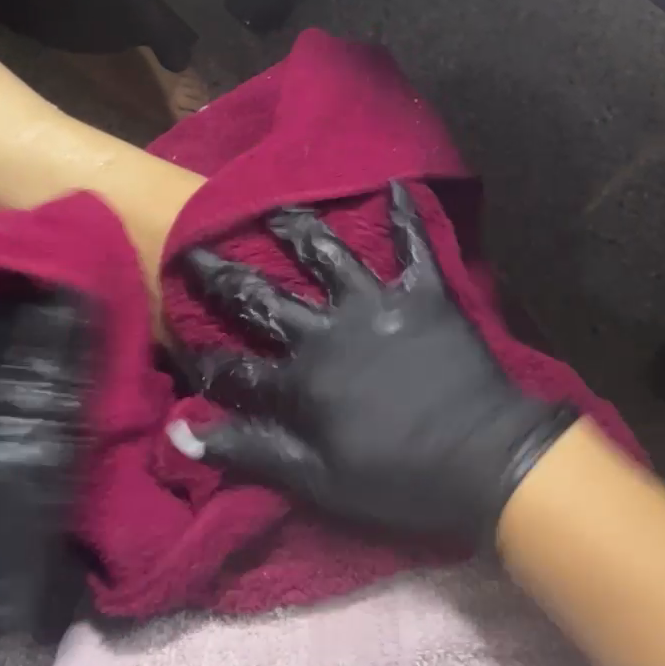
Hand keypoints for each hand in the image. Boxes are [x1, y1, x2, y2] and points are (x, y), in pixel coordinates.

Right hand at [171, 182, 576, 544]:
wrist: (484, 459)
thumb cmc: (399, 480)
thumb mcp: (317, 483)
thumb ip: (249, 452)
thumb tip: (179, 430)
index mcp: (301, 384)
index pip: (236, 371)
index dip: (205, 361)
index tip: (179, 339)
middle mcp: (330, 333)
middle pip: (264, 299)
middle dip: (223, 276)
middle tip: (193, 247)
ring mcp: (378, 305)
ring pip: (328, 256)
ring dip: (297, 229)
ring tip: (273, 207)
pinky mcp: (425, 293)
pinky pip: (413, 245)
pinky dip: (405, 214)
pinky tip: (394, 182)